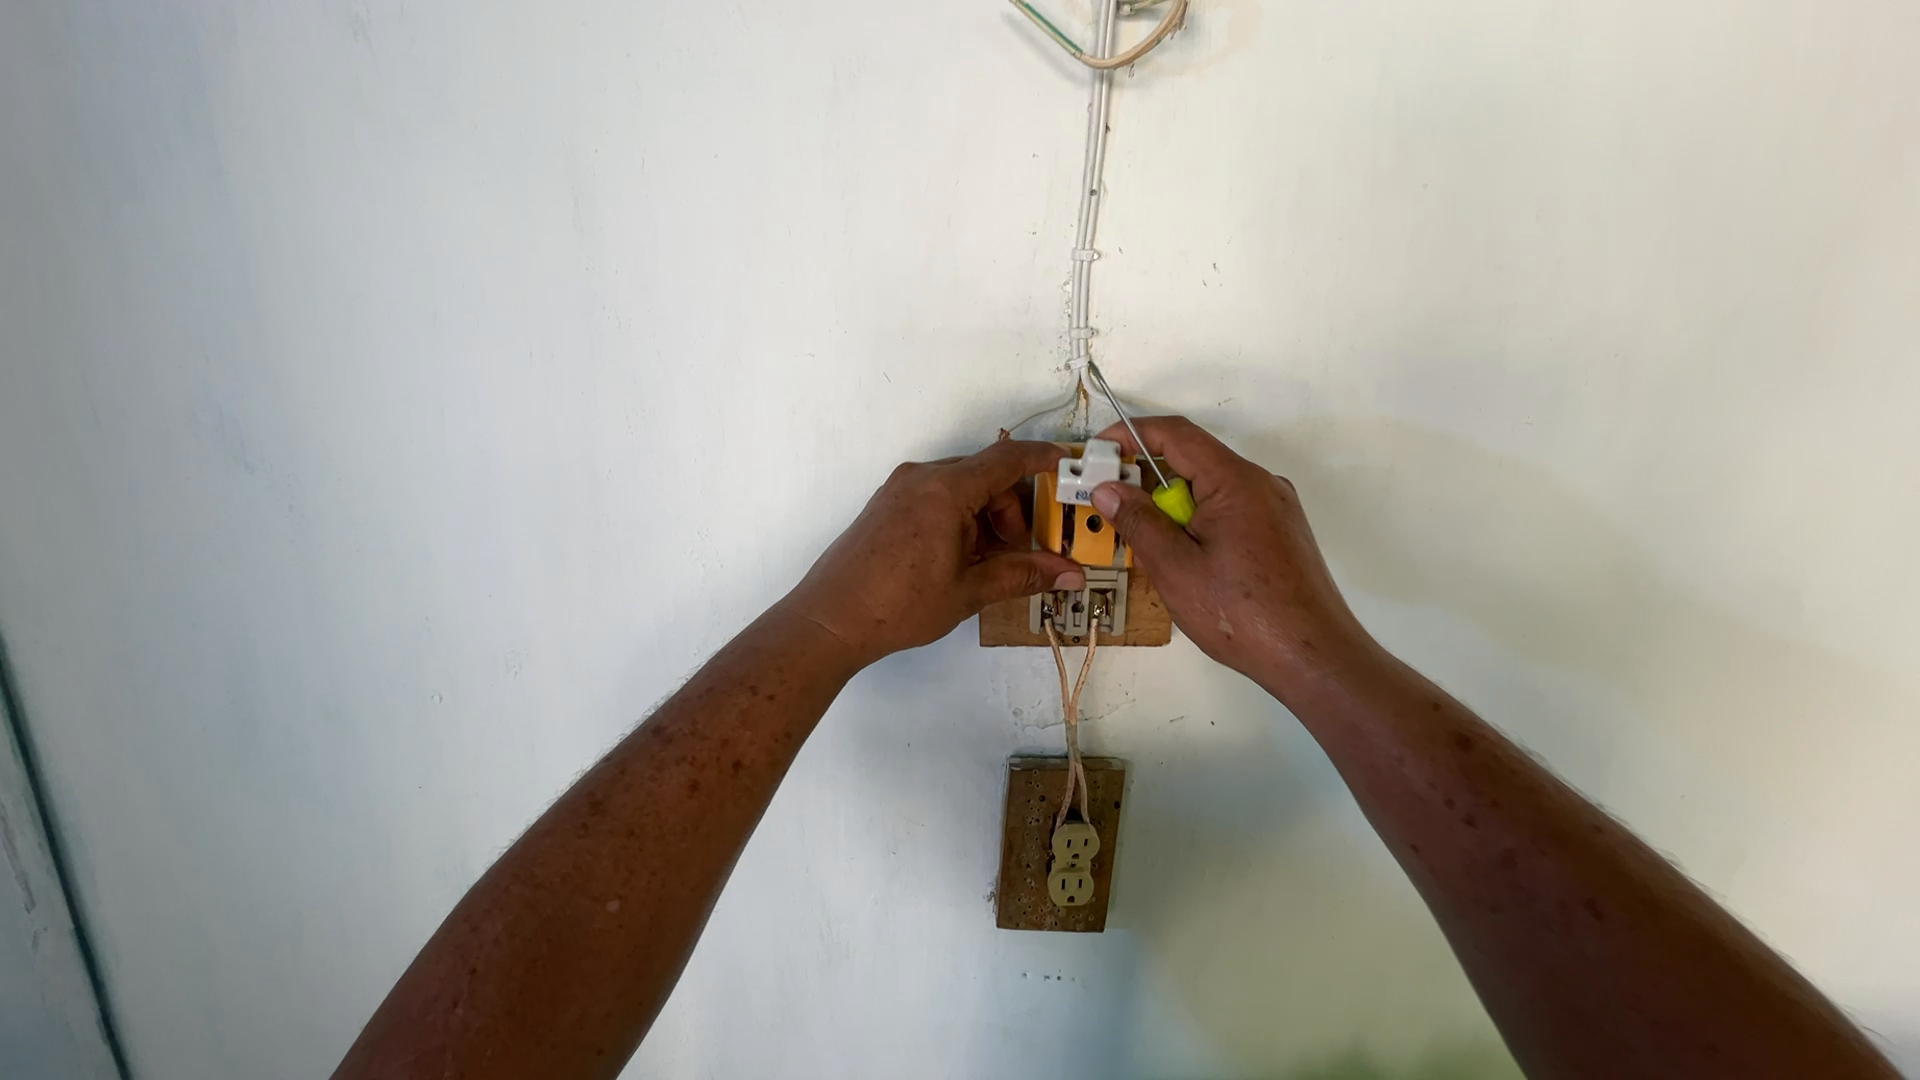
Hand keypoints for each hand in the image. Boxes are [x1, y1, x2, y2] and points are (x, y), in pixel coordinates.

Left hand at [779, 440, 1086, 667]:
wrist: (830, 619)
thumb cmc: (898, 605)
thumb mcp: (969, 591)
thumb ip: (1023, 574)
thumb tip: (1070, 574)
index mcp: (945, 489)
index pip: (1006, 459)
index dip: (1043, 460)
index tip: (1069, 468)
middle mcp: (921, 477)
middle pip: (985, 475)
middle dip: (1011, 508)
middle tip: (1020, 550)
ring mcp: (900, 489)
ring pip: (960, 487)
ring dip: (985, 515)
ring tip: (986, 562)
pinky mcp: (887, 504)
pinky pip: (936, 496)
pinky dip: (959, 517)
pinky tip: (959, 557)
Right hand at [1089, 416, 1375, 693]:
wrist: (1313, 658)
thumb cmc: (1241, 613)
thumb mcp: (1175, 568)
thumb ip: (1138, 521)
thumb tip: (1108, 488)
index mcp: (1235, 481)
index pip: (1176, 434)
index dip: (1131, 435)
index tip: (1098, 452)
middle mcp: (1260, 484)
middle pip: (1193, 463)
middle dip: (1147, 481)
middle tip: (1112, 509)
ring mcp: (1275, 509)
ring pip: (1209, 492)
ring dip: (1171, 509)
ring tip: (1148, 547)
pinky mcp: (1280, 534)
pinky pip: (1228, 512)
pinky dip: (1197, 525)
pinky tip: (1186, 563)